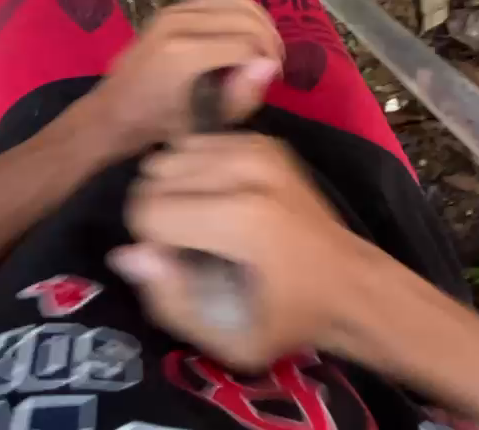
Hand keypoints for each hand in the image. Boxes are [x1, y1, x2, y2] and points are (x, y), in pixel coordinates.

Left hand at [79, 0, 283, 150]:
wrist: (113, 111)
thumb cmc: (158, 124)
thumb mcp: (203, 120)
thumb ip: (241, 95)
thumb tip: (270, 66)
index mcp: (184, 54)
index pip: (246, 44)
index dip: (268, 59)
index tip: (276, 76)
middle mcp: (179, 24)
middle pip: (242, 17)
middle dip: (267, 37)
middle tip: (275, 60)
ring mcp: (172, 11)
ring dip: (256, 18)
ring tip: (266, 42)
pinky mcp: (170, 7)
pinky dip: (237, 6)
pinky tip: (247, 26)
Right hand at [110, 134, 371, 370]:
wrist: (351, 284)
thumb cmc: (286, 319)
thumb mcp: (227, 340)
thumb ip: (169, 300)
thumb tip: (127, 252)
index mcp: (241, 219)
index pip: (149, 209)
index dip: (153, 244)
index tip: (180, 265)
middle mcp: (248, 169)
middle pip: (157, 172)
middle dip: (161, 210)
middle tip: (192, 244)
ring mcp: (259, 146)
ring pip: (173, 152)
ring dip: (175, 187)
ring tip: (205, 220)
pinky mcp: (263, 138)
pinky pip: (197, 142)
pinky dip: (195, 169)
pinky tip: (219, 198)